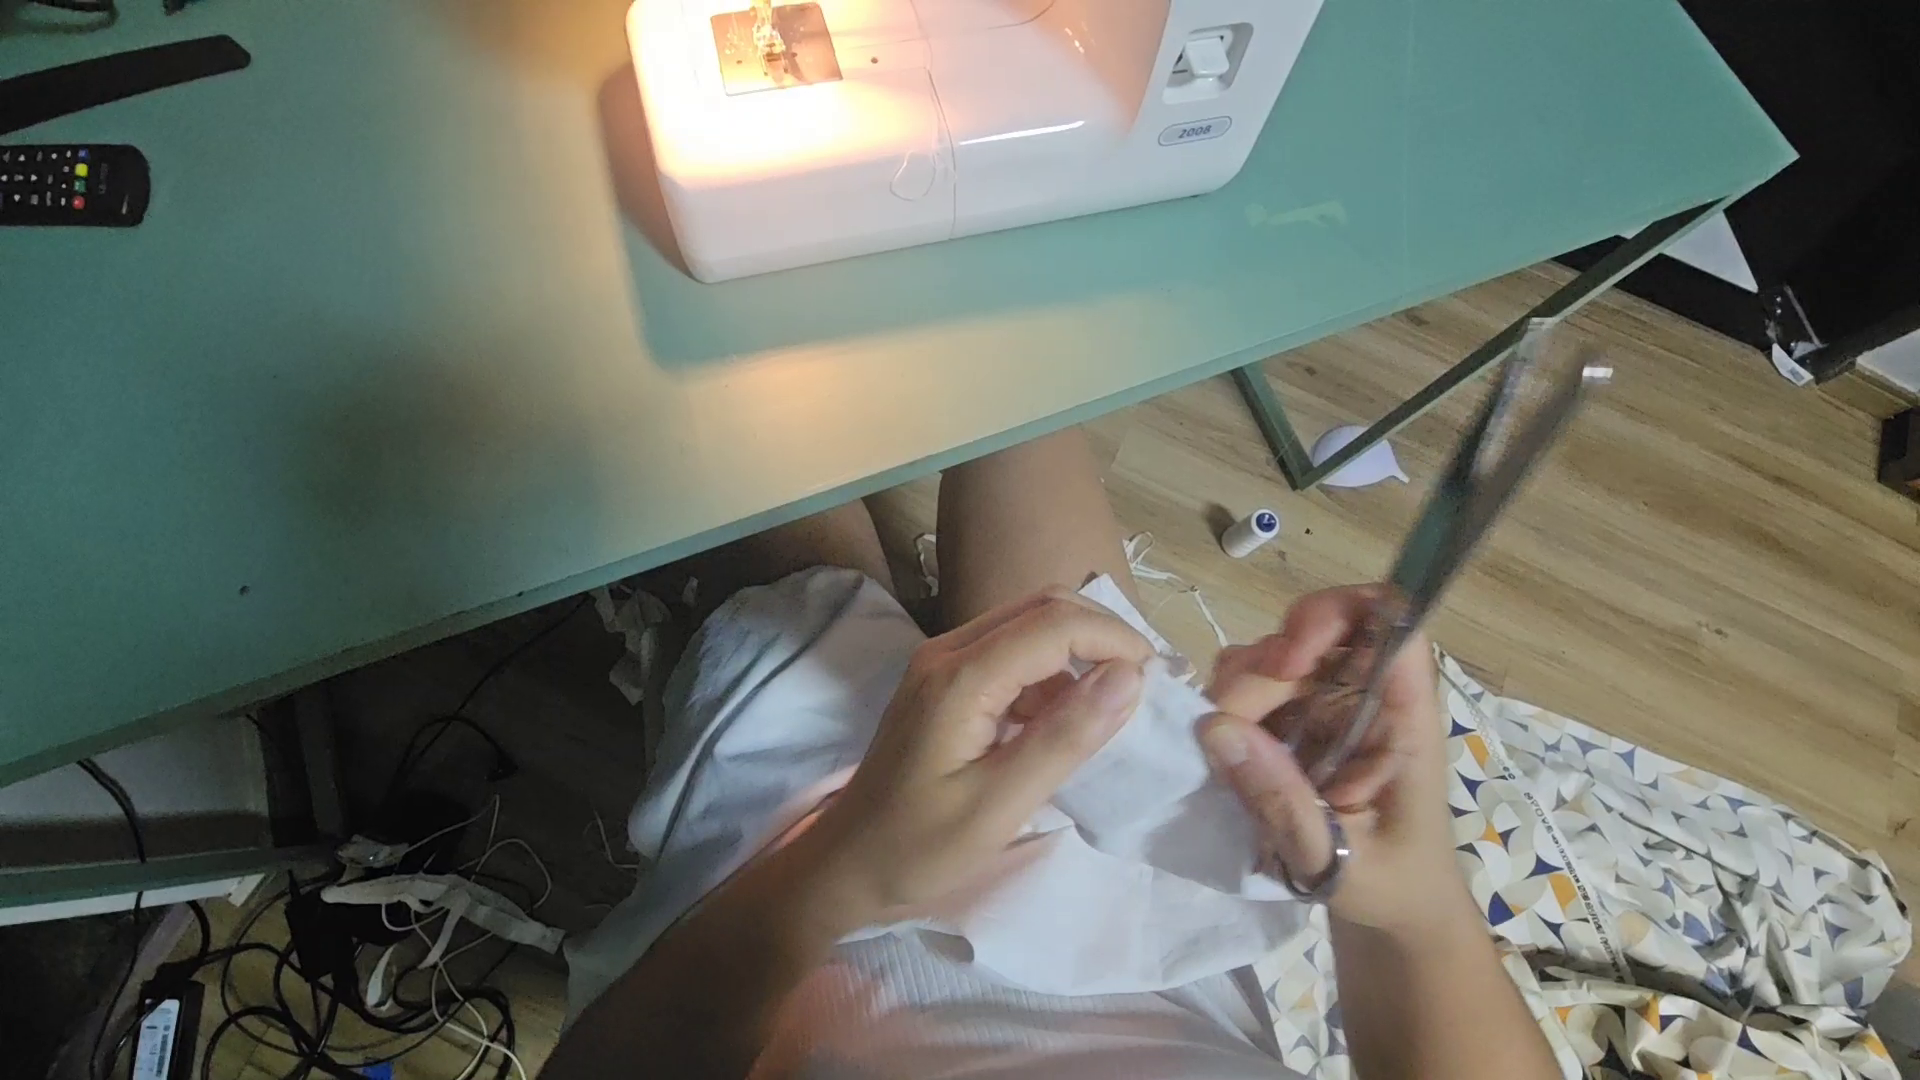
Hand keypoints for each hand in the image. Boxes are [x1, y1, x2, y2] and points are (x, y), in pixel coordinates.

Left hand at [808, 588, 1151, 915]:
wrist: (847, 863)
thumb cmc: (919, 848)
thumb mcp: (999, 805)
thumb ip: (1065, 738)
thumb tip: (1129, 677)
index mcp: (959, 677)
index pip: (1054, 623)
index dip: (1114, 639)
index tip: (1155, 680)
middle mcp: (948, 650)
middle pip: (1041, 607)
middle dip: (1100, 635)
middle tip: (1139, 686)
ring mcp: (942, 661)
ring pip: (1028, 623)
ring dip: (1077, 652)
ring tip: (1111, 705)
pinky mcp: (945, 679)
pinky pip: (1010, 652)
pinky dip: (1050, 673)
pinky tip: (1063, 718)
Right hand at [1199, 586, 1472, 932]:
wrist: (1395, 914)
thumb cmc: (1392, 890)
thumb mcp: (1340, 863)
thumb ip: (1282, 802)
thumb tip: (1216, 729)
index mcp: (1403, 720)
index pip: (1390, 624)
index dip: (1337, 615)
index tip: (1287, 662)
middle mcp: (1365, 697)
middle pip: (1312, 636)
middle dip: (1261, 672)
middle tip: (1225, 729)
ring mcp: (1326, 704)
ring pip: (1274, 653)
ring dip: (1238, 686)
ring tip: (1227, 745)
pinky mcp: (1295, 718)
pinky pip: (1252, 683)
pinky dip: (1227, 701)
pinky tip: (1225, 745)